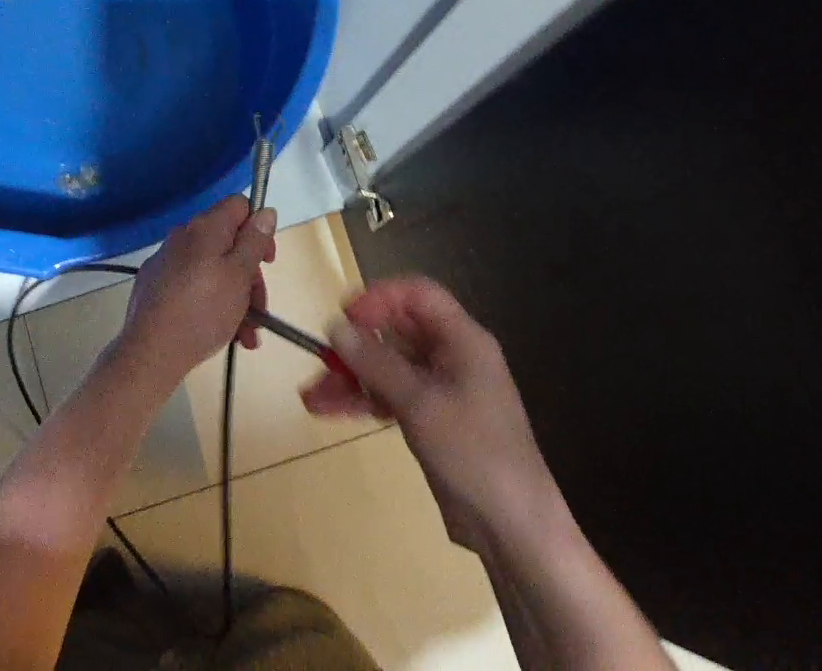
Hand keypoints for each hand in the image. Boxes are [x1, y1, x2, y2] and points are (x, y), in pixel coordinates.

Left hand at [113, 195, 275, 388]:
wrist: (151, 351)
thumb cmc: (203, 311)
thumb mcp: (239, 275)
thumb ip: (254, 241)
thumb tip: (265, 211)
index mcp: (204, 228)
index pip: (238, 206)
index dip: (259, 228)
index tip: (267, 261)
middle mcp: (182, 237)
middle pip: (228, 244)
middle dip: (250, 277)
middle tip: (259, 310)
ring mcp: (166, 262)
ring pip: (213, 271)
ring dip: (236, 299)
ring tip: (247, 336)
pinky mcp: (156, 286)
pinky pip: (193, 286)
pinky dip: (212, 304)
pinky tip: (224, 334)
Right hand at [301, 276, 561, 553]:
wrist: (511, 525)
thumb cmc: (474, 453)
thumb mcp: (420, 403)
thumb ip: (376, 363)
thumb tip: (336, 327)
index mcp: (463, 341)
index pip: (417, 295)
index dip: (379, 299)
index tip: (344, 318)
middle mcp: (451, 357)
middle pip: (396, 331)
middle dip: (355, 343)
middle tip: (319, 359)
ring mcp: (440, 390)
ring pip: (386, 366)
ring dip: (350, 376)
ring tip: (311, 394)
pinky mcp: (429, 419)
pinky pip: (387, 395)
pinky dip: (360, 399)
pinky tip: (327, 409)